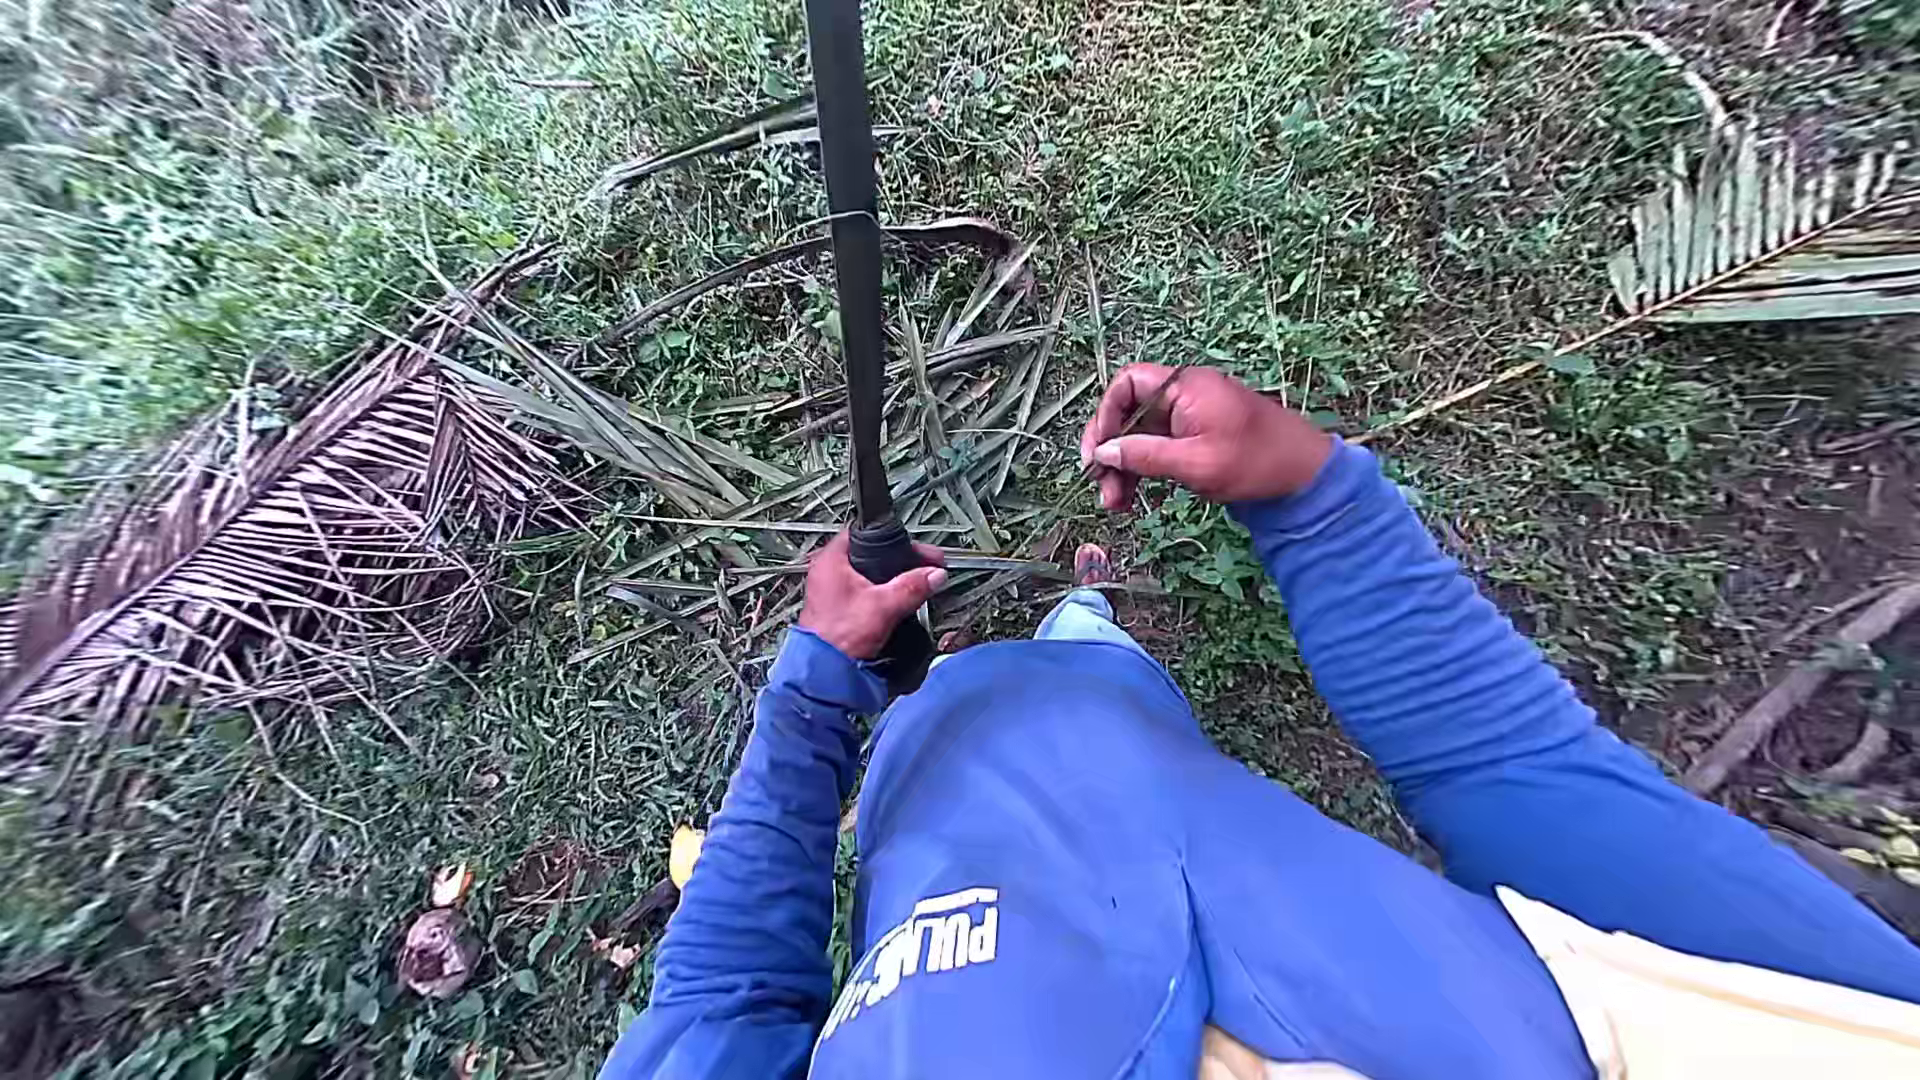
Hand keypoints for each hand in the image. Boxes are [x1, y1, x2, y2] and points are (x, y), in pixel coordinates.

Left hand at [798, 530, 947, 659]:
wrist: (823, 674)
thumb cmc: (839, 637)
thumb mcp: (883, 606)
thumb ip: (912, 587)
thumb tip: (935, 574)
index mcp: (831, 560)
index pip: (864, 533)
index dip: (895, 538)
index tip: (918, 549)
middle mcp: (827, 571)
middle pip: (870, 553)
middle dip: (900, 560)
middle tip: (923, 565)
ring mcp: (830, 589)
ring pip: (868, 574)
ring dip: (891, 577)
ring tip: (915, 582)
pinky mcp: (837, 607)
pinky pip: (864, 590)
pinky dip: (882, 591)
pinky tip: (897, 599)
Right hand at [1078, 364, 1332, 510]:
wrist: (1305, 477)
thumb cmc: (1256, 463)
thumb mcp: (1195, 461)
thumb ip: (1144, 455)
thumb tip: (1104, 451)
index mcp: (1184, 387)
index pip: (1127, 384)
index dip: (1106, 414)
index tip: (1100, 449)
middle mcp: (1181, 397)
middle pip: (1126, 414)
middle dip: (1110, 450)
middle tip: (1100, 483)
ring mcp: (1185, 419)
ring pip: (1136, 436)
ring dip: (1121, 467)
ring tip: (1115, 503)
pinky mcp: (1190, 439)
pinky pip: (1152, 449)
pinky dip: (1139, 471)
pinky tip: (1130, 497)